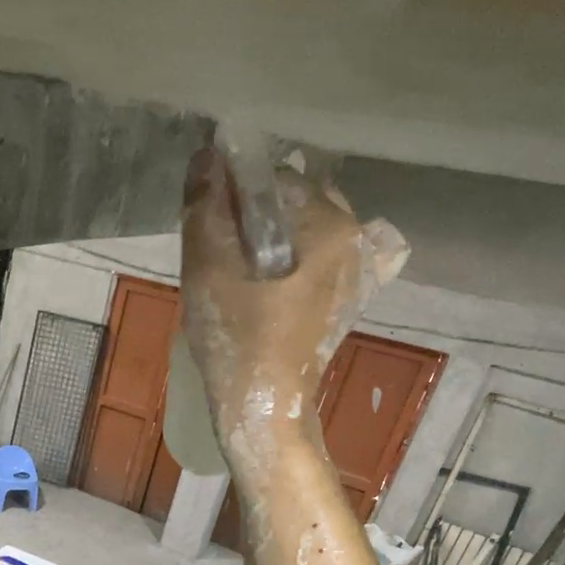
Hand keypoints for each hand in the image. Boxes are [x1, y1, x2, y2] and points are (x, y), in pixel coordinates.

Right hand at [179, 145, 407, 458]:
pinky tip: (265, 288)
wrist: (262, 407)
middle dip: (255, 217)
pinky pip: (317, 260)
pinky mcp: (348, 300)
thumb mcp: (209, 268)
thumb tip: (206, 157)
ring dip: (271, 240)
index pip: (275, 179)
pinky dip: (291, 261)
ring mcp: (358, 272)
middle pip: (295, 203)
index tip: (207, 225)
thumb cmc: (236, 339)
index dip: (234, 195)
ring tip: (237, 275)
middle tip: (220, 254)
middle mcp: (356, 239)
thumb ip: (205, 208)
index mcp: (330, 224)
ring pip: (305, 231)